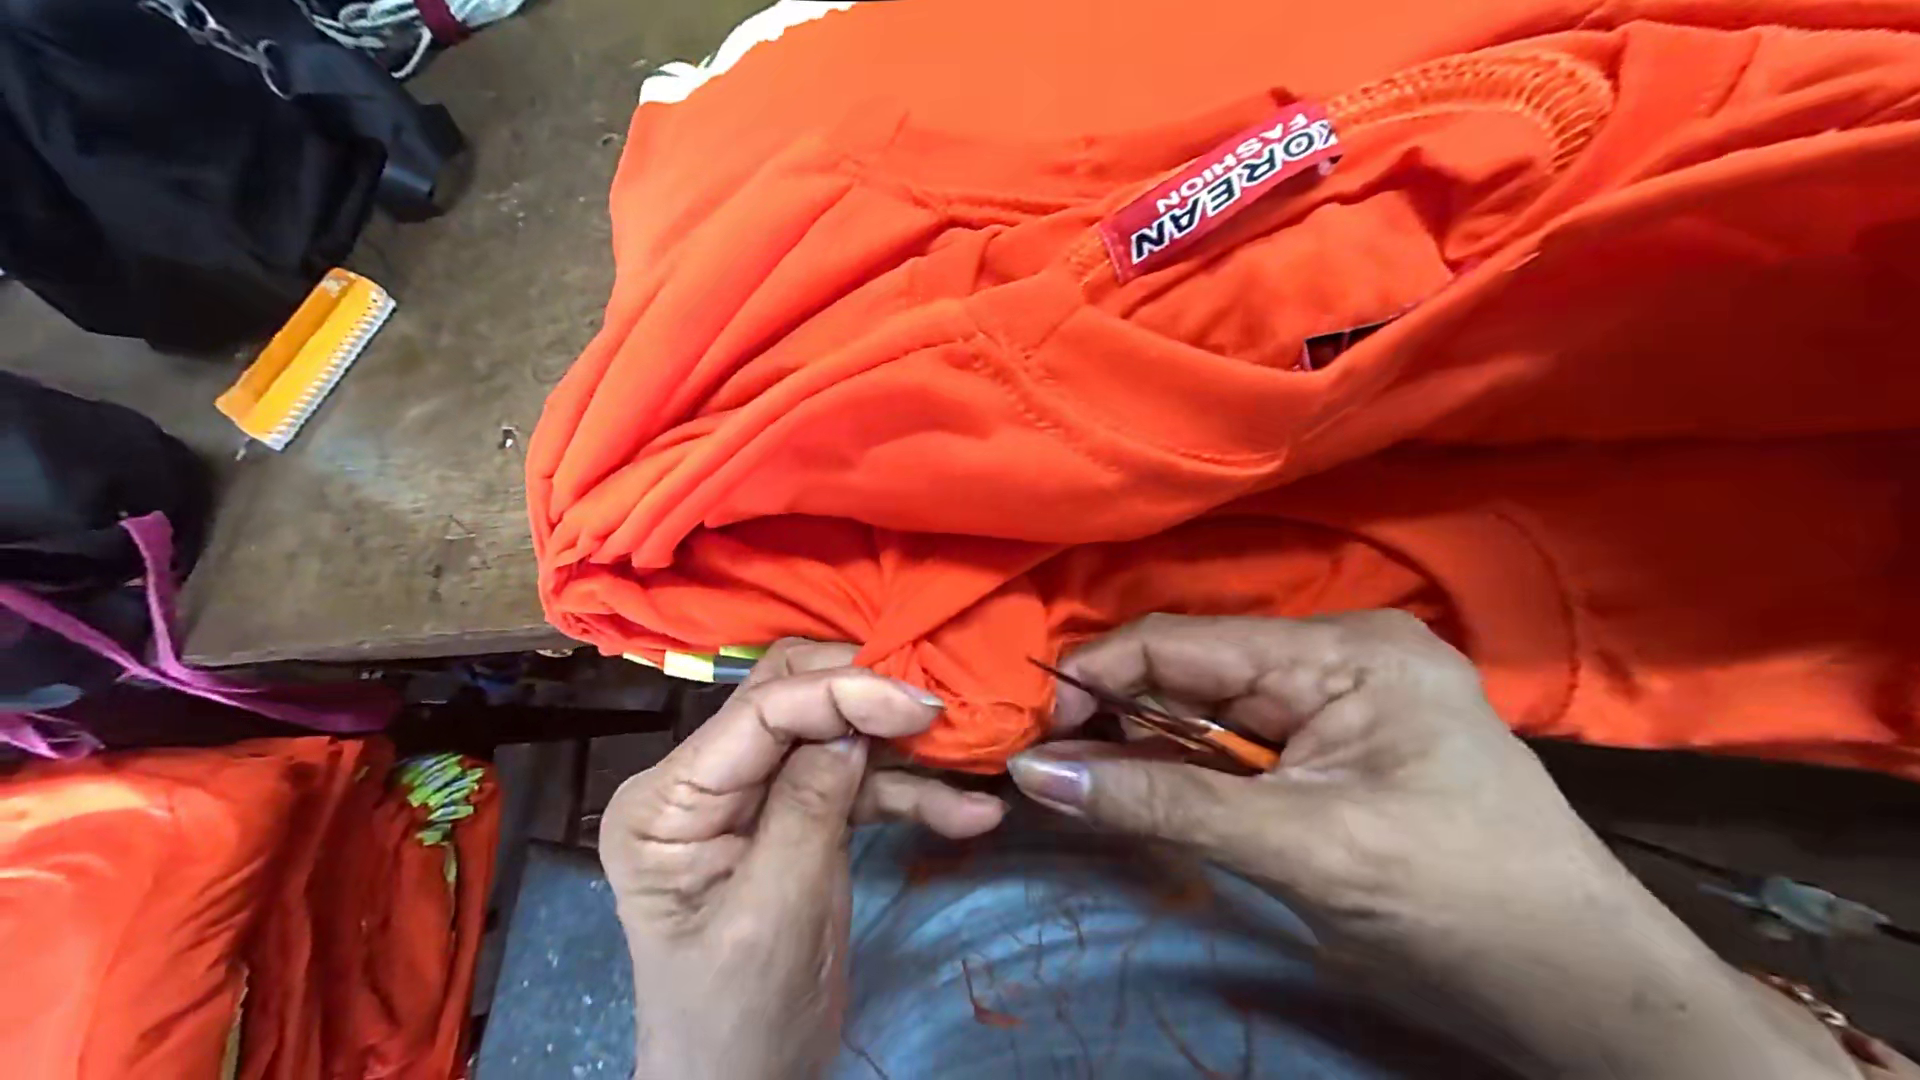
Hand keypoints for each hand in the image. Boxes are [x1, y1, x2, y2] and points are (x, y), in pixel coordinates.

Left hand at [600, 640, 1006, 1079]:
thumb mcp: (772, 914)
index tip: (918, 704)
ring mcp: (755, 791)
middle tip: (933, 711)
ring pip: (833, 730)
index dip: (842, 693)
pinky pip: (857, 780)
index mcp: (669, 798)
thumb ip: (809, 807)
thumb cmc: (737, 1017)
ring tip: (964, 761)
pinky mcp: (799, 810)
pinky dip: (909, 792)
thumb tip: (854, 725)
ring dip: (899, 749)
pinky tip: (966, 812)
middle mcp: (706, 777)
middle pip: (791, 696)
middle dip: (865, 697)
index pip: (760, 710)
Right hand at [1009, 612, 1860, 1079]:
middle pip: (1190, 671)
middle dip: (1118, 715)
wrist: (1591, 1005)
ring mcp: (1332, 695)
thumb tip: (1035, 774)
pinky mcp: (1327, 738)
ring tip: (1085, 780)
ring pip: (1201, 707)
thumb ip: (1160, 803)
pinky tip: (1141, 785)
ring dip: (1143, 743)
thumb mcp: (1301, 850)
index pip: (1185, 642)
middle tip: (1053, 764)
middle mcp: (1332, 654)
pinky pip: (1228, 739)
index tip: (1040, 729)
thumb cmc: (1464, 914)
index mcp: (1342, 652)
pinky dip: (1179, 764)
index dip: (1100, 677)